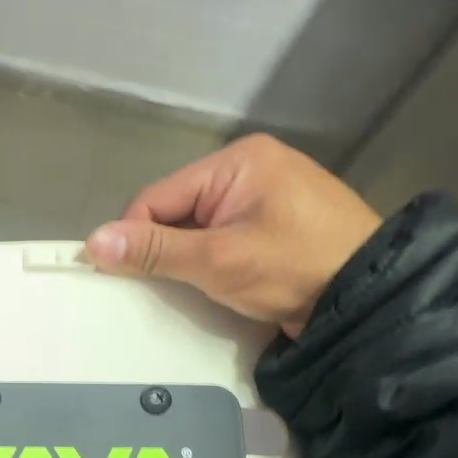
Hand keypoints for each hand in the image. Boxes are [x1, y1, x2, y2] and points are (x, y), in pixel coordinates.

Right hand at [83, 134, 383, 336]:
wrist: (365, 295)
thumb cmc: (292, 269)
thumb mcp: (216, 260)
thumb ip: (152, 250)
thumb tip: (92, 243)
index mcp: (235, 162)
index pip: (155, 198)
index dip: (133, 238)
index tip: (126, 278)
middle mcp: (246, 166)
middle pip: (171, 209)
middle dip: (160, 247)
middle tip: (164, 284)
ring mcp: (260, 190)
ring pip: (189, 224)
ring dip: (181, 255)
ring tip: (191, 282)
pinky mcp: (268, 216)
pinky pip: (213, 232)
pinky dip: (202, 257)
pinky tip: (210, 277)